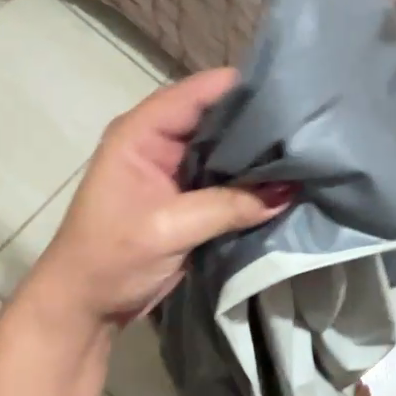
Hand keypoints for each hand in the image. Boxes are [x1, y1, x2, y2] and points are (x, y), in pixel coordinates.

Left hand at [23, 67, 291, 327]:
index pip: (199, 92)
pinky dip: (251, 180)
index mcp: (141, 133)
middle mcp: (160, 142)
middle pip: (217, 116)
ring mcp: (175, 171)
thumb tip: (289, 191)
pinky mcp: (189, 199)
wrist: (86, 307)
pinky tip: (287, 181)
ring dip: (258, 153)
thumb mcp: (170, 228)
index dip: (244, 88)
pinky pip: (226, 178)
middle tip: (309, 127)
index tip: (293, 92)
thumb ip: (229, 206)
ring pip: (225, 148)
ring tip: (306, 151)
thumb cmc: (112, 259)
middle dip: (260, 121)